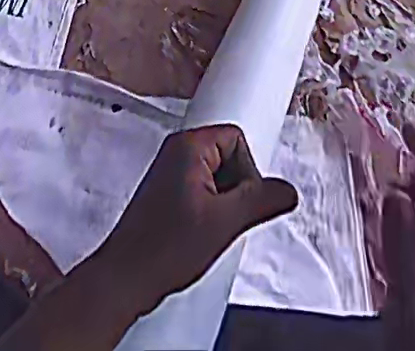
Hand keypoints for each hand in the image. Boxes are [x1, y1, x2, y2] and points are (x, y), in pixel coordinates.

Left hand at [84, 125, 298, 314]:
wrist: (127, 277)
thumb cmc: (162, 247)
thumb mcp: (224, 222)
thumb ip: (260, 201)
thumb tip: (286, 190)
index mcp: (188, 146)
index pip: (236, 137)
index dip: (248, 171)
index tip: (243, 199)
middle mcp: (177, 151)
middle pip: (229, 155)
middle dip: (237, 188)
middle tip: (226, 216)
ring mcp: (171, 170)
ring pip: (218, 175)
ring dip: (224, 202)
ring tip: (210, 227)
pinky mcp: (169, 190)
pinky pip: (205, 189)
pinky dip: (212, 209)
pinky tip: (202, 232)